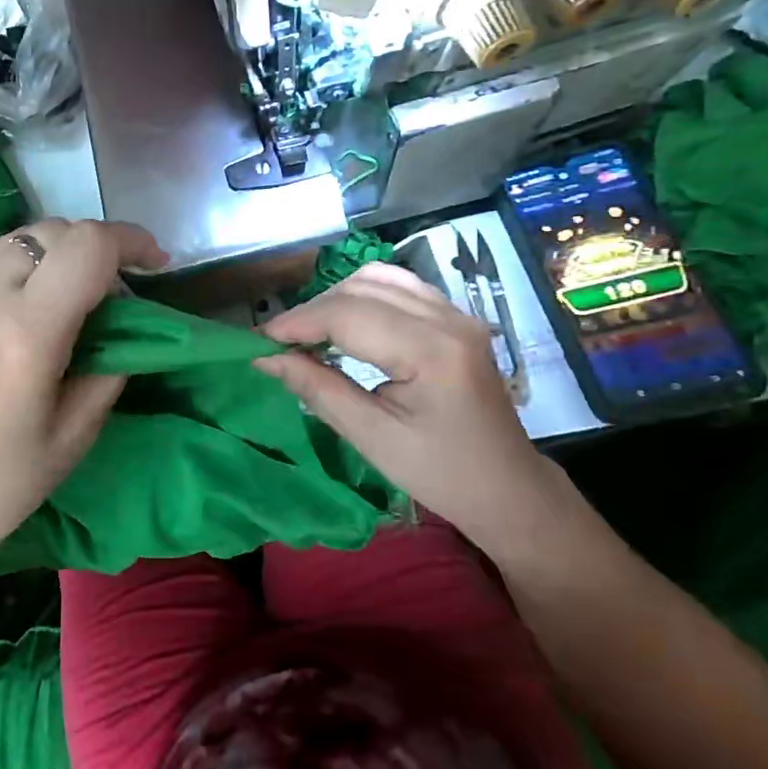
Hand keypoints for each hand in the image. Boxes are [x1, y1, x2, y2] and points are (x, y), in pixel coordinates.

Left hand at [0, 219, 166, 573]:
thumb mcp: (74, 435)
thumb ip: (108, 368)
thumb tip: (124, 328)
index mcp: (26, 331)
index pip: (88, 247)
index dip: (132, 243)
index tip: (155, 266)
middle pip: (55, 231)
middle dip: (99, 247)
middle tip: (119, 291)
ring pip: (19, 236)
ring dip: (59, 249)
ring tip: (78, 290)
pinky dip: (22, 259)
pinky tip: (30, 296)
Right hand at [254, 263, 577, 552]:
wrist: (509, 489)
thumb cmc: (441, 474)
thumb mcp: (372, 437)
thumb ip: (317, 389)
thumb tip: (266, 359)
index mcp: (432, 351)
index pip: (348, 315)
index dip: (296, 323)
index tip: (257, 341)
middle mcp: (449, 318)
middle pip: (361, 288)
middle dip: (312, 310)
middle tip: (278, 343)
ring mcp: (457, 314)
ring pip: (380, 279)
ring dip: (335, 299)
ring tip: (307, 333)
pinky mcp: (457, 319)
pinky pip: (399, 289)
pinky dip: (361, 298)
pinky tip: (344, 325)